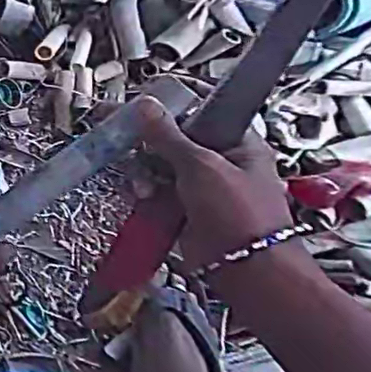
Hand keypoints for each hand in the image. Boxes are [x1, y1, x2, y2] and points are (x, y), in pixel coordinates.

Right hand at [135, 98, 293, 270]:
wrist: (247, 273)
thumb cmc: (239, 214)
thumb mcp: (202, 166)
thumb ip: (169, 135)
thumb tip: (146, 104)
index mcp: (237, 143)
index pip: (203, 108)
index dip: (175, 100)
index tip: (147, 99)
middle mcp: (218, 161)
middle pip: (172, 136)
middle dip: (148, 140)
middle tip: (123, 134)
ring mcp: (199, 185)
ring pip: (158, 163)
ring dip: (144, 170)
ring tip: (143, 183)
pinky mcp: (183, 207)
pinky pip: (154, 188)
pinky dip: (144, 189)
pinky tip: (142, 195)